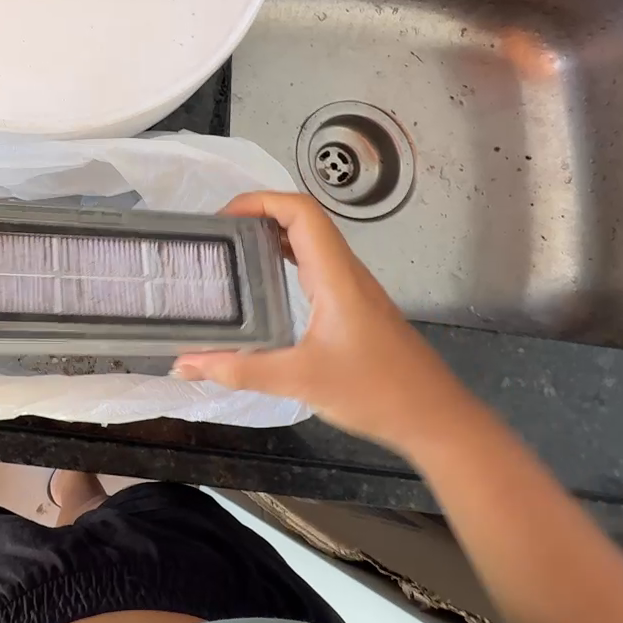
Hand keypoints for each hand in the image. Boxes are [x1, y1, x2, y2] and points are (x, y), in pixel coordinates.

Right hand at [173, 192, 479, 454]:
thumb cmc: (377, 392)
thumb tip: (185, 363)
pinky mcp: (353, 306)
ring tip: (229, 253)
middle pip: (302, 218)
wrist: (437, 420)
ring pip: (309, 241)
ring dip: (269, 235)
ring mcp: (351, 288)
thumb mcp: (299, 381)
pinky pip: (313, 265)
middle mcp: (344, 272)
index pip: (300, 212)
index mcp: (335, 276)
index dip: (259, 201)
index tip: (221, 220)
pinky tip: (261, 285)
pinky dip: (283, 260)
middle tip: (216, 237)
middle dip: (256, 215)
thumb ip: (239, 371)